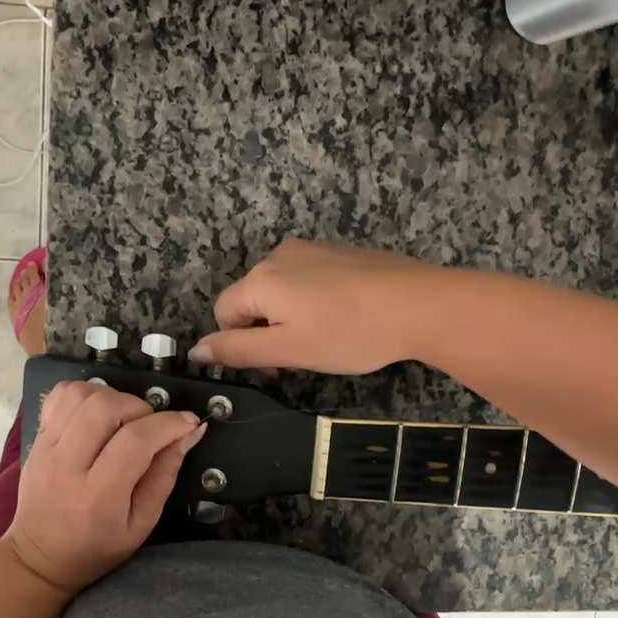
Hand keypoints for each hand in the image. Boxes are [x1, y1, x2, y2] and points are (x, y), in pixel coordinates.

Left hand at [5, 380, 206, 592]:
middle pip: (105, 407)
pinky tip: (97, 413)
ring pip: (81, 395)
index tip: (188, 423)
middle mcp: (67, 466)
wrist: (40, 556)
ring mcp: (46, 448)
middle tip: (149, 427)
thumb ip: (165, 475)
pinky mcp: (36, 438)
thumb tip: (190, 432)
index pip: (135, 441)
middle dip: (139, 407)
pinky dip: (85, 393)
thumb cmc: (97, 547)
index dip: (168, 424)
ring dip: (112, 397)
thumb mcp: (142, 523)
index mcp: (98, 496)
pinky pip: (59, 395)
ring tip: (124, 419)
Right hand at [188, 238, 444, 373]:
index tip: (274, 367)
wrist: (420, 305)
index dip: (239, 344)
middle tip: (301, 357)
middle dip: (265, 331)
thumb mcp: (288, 350)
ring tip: (326, 339)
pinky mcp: (338, 252)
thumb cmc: (350, 333)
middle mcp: (279, 256)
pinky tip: (344, 319)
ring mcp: (311, 249)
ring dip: (289, 318)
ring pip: (281, 291)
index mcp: (261, 280)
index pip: (224, 312)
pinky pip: (307, 280)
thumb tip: (197, 350)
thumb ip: (238, 350)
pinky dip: (313, 303)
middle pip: (251, 300)